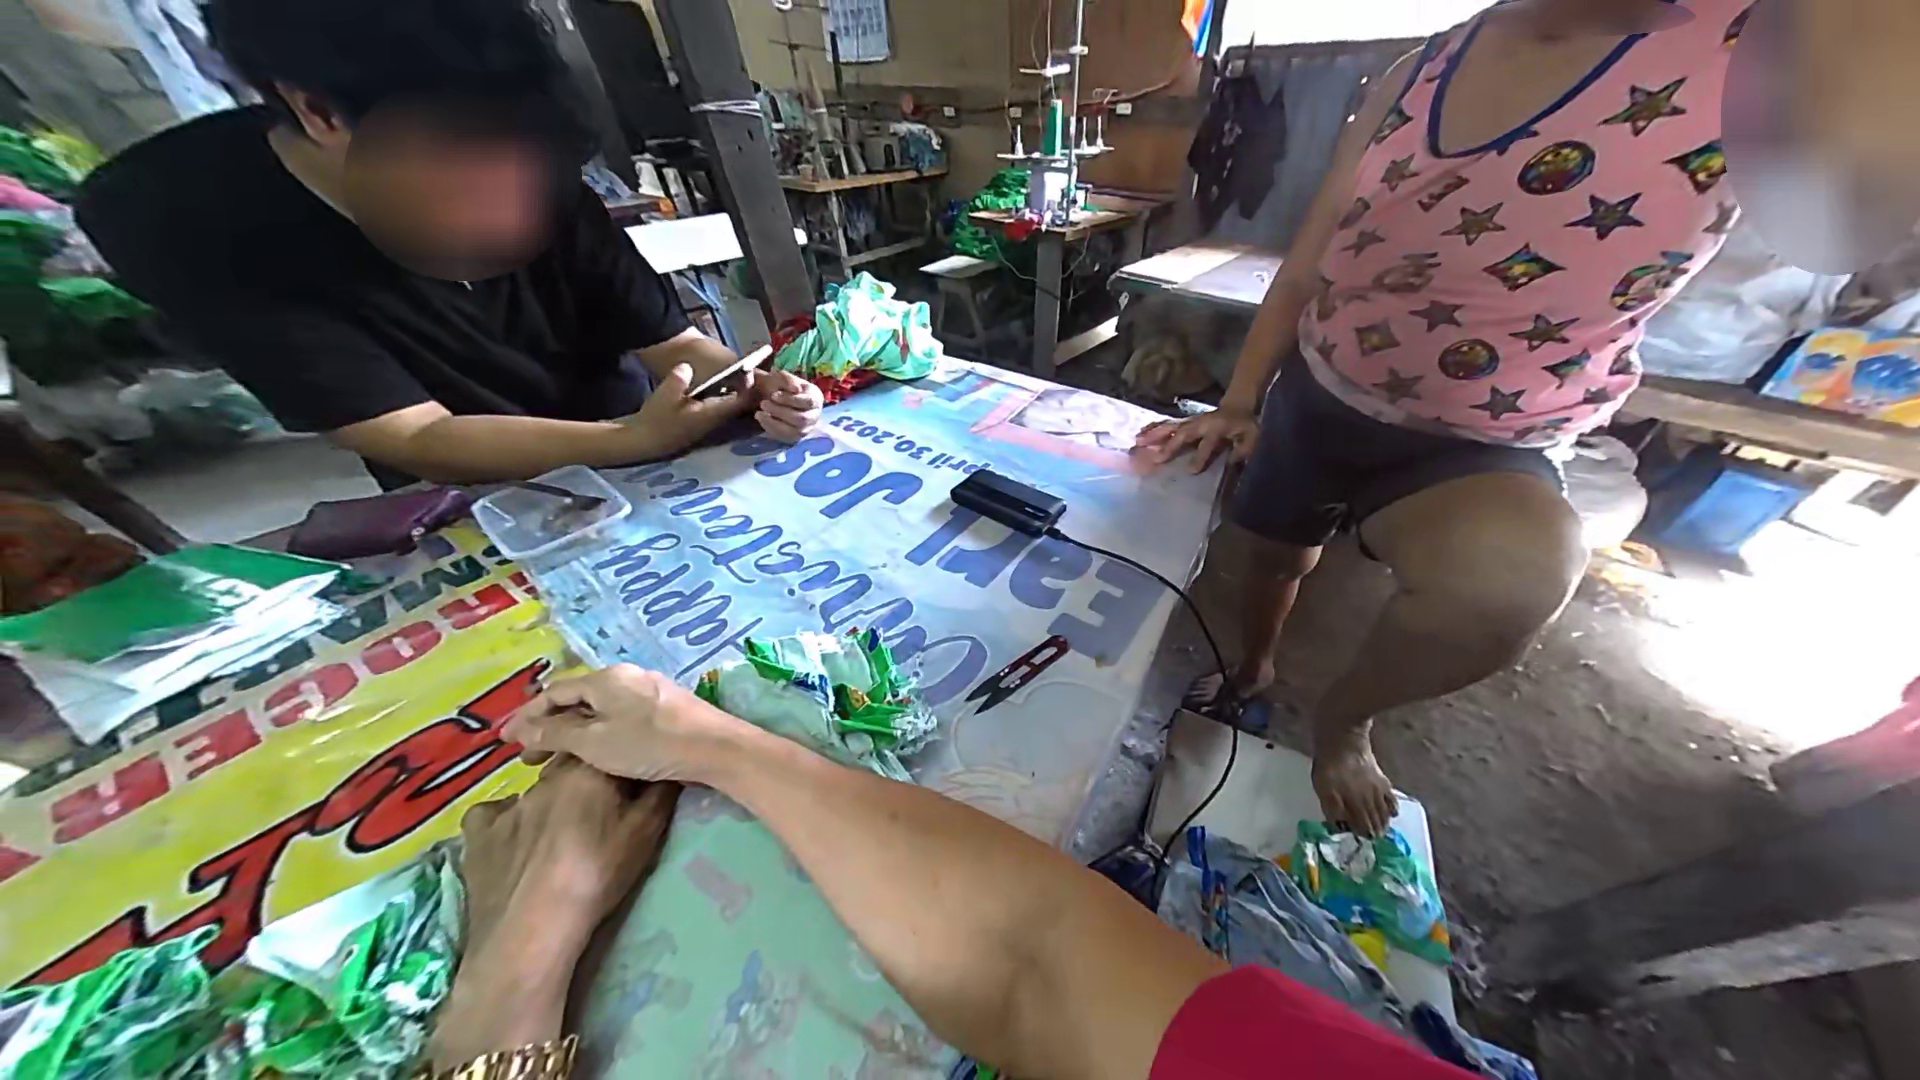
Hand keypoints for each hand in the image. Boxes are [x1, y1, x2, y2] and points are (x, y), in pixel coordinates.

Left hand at [459, 758, 680, 944]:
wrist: (533, 932)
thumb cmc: (598, 875)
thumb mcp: (647, 831)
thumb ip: (662, 790)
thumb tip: (667, 763)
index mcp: (589, 769)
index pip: (611, 748)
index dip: (623, 762)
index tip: (632, 783)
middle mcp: (547, 777)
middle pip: (574, 763)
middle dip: (589, 776)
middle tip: (602, 804)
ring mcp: (509, 804)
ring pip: (538, 786)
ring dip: (554, 797)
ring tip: (563, 827)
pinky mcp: (478, 832)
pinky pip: (493, 812)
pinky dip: (506, 817)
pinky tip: (514, 835)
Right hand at [504, 665, 741, 783]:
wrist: (713, 746)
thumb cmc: (649, 743)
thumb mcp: (594, 742)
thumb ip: (555, 733)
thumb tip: (522, 728)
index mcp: (607, 678)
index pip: (555, 692)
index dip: (526, 717)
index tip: (503, 743)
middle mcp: (628, 676)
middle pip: (578, 698)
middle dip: (549, 726)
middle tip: (528, 758)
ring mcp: (650, 689)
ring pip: (599, 708)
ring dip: (573, 730)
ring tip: (556, 758)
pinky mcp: (665, 706)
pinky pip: (619, 714)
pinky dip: (598, 730)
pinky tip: (594, 751)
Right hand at [623, 362, 754, 456]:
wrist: (647, 440)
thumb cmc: (657, 419)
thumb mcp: (665, 395)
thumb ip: (678, 379)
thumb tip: (687, 366)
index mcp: (713, 413)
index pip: (741, 401)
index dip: (750, 387)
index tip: (752, 371)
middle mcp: (717, 419)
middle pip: (741, 404)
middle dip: (747, 389)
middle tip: (750, 371)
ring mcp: (712, 423)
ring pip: (732, 406)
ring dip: (737, 393)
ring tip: (739, 376)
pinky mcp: (704, 422)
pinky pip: (722, 408)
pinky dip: (726, 398)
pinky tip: (722, 386)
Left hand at [749, 369, 824, 440]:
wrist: (771, 396)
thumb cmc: (779, 385)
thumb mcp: (782, 377)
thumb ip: (788, 379)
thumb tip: (796, 389)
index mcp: (816, 397)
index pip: (807, 402)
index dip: (790, 400)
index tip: (773, 395)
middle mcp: (815, 415)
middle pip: (802, 419)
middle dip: (780, 412)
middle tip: (763, 404)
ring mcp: (807, 428)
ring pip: (795, 431)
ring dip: (775, 422)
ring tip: (759, 413)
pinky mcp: (797, 437)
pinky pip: (786, 438)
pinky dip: (772, 429)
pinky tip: (762, 420)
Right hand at [1132, 406, 1260, 473]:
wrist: (1236, 407)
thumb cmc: (1244, 426)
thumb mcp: (1251, 437)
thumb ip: (1243, 449)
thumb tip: (1231, 460)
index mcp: (1218, 428)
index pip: (1208, 443)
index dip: (1200, 456)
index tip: (1191, 471)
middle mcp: (1201, 423)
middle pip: (1183, 434)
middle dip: (1169, 445)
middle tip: (1155, 458)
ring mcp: (1190, 421)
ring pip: (1170, 427)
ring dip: (1154, 434)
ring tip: (1138, 442)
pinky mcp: (1183, 422)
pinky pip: (1166, 425)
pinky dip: (1152, 428)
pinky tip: (1139, 434)